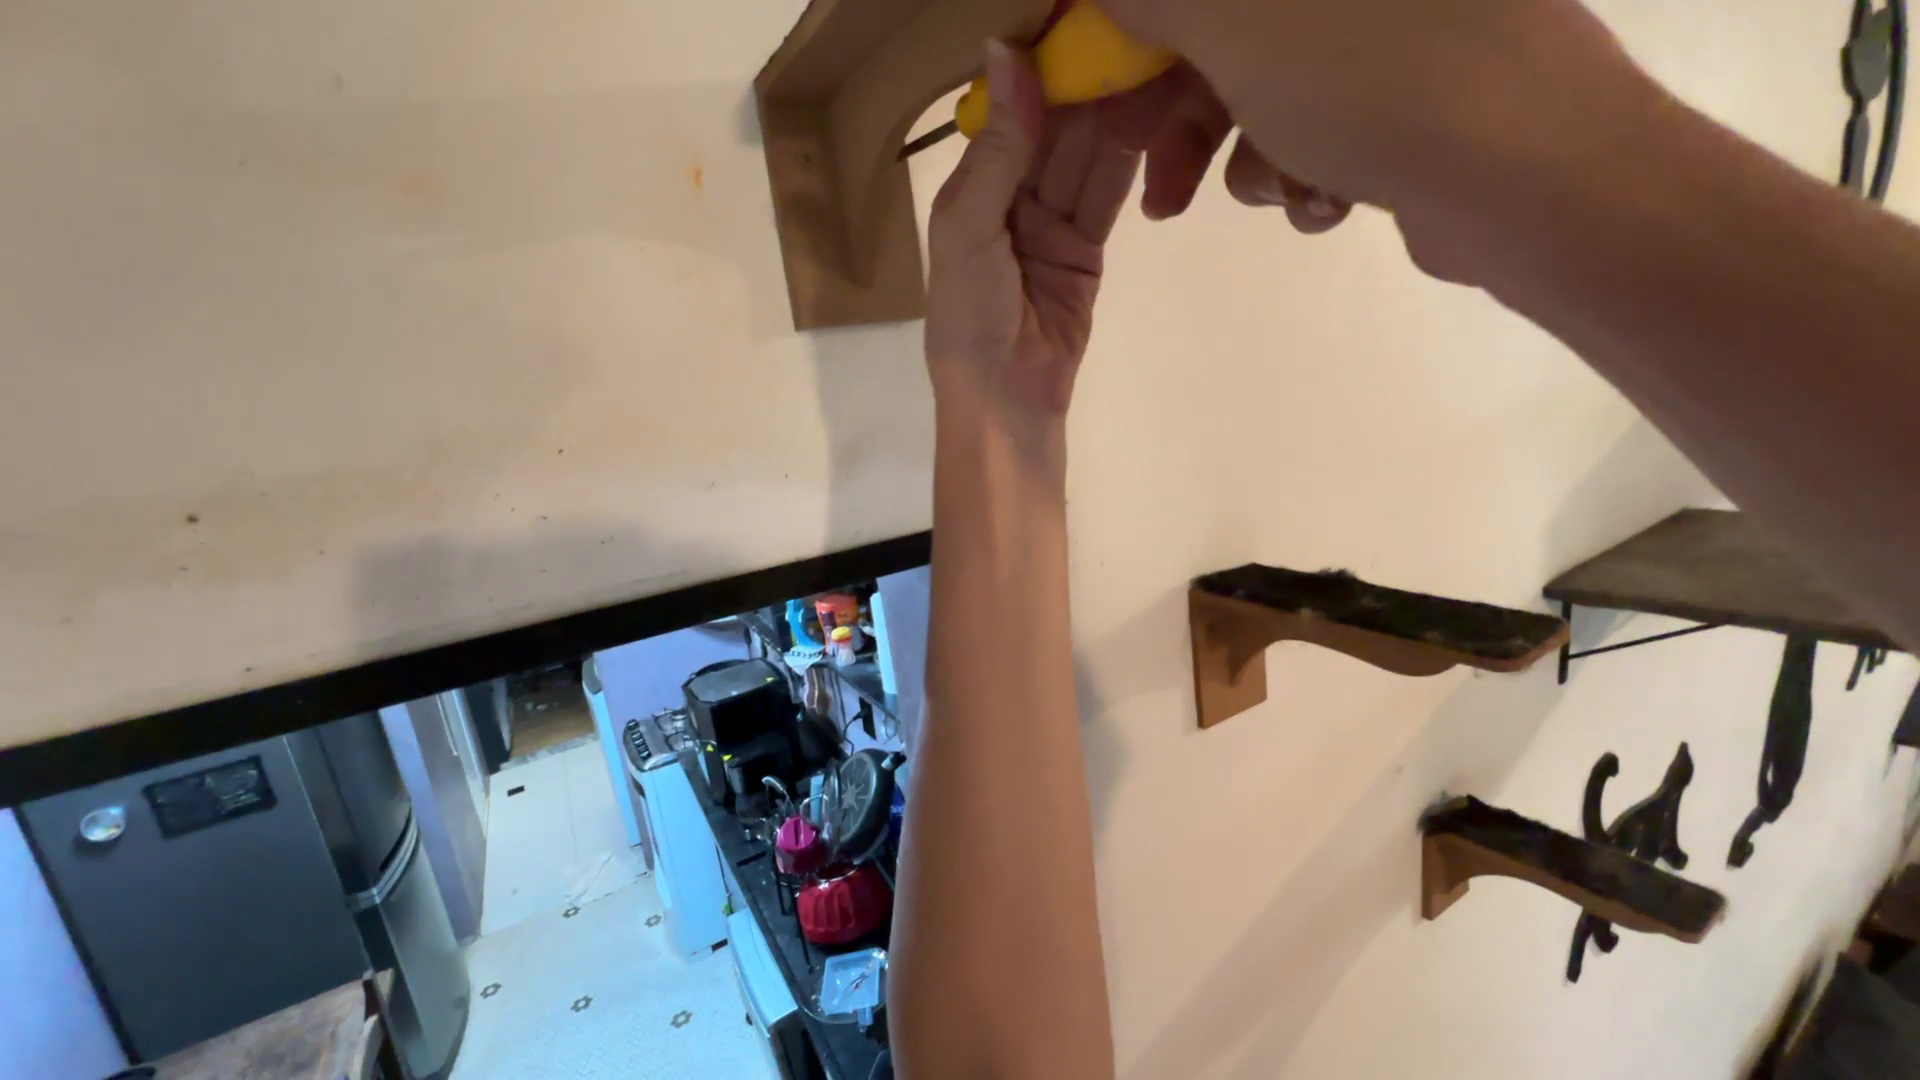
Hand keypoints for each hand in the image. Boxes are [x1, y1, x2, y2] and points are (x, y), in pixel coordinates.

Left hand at [925, 40, 1140, 423]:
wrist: (1006, 401)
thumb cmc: (971, 317)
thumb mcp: (970, 229)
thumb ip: (996, 148)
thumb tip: (1004, 50)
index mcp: (971, 192)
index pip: (1008, 118)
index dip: (1038, 73)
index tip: (1075, 27)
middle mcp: (1010, 202)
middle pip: (1052, 134)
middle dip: (1085, 90)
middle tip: (1126, 42)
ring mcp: (1050, 227)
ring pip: (1084, 160)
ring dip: (1112, 118)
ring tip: (1148, 68)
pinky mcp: (1086, 253)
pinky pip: (1106, 197)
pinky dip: (1126, 162)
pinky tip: (1150, 117)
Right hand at [1096, 0, 1642, 215]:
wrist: (1522, 172)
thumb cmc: (1367, 77)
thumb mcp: (1234, 17)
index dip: (1147, 28)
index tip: (1118, 87)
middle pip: (1231, 29)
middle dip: (1188, 118)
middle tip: (1161, 183)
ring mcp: (1395, 23)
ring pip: (1273, 86)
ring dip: (1253, 157)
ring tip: (1278, 190)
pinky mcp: (1417, 85)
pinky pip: (1325, 121)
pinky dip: (1308, 171)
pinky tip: (1329, 200)